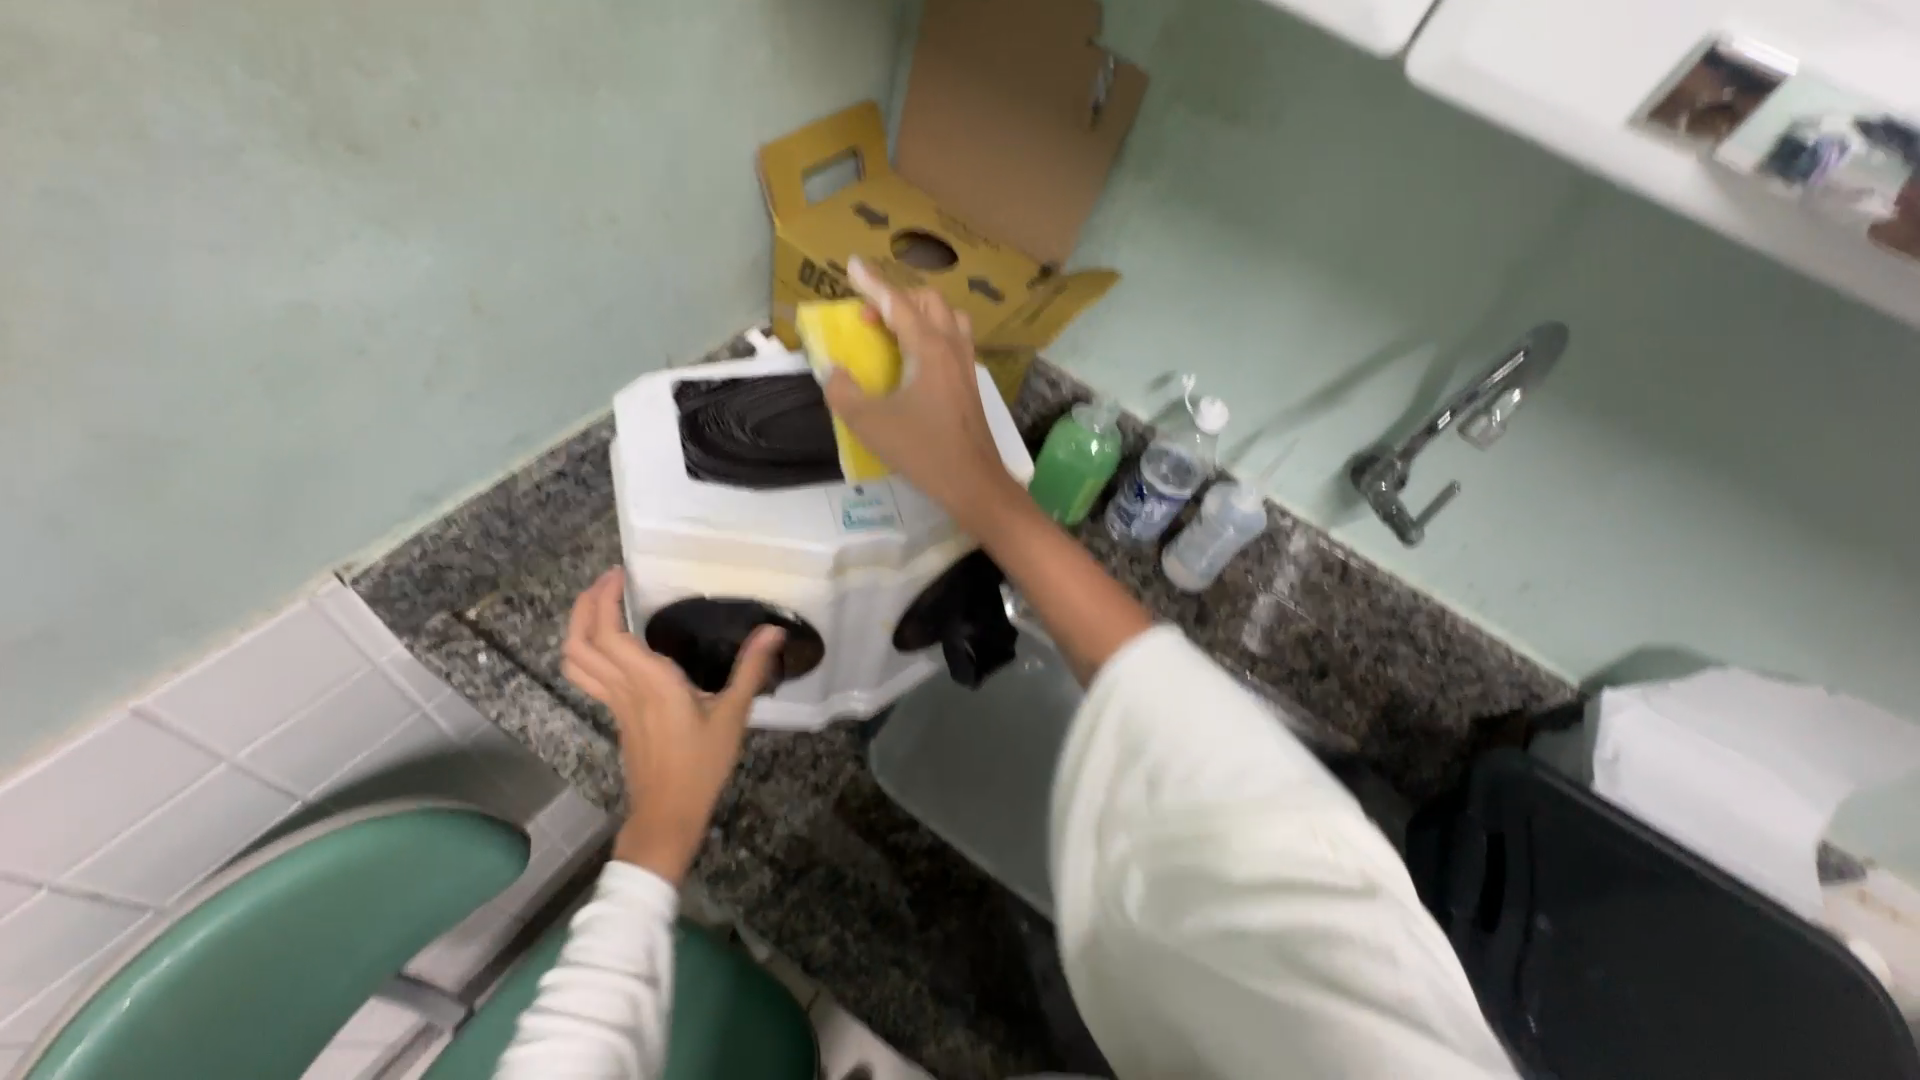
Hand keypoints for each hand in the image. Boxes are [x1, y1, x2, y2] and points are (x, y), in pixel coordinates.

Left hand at [560, 568, 784, 884]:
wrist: (668, 812)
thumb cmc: (702, 764)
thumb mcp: (733, 715)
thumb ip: (750, 670)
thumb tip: (772, 630)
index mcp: (650, 681)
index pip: (608, 632)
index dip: (605, 599)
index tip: (620, 574)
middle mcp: (624, 687)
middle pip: (581, 640)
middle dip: (587, 603)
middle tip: (610, 580)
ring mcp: (613, 702)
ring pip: (574, 658)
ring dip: (578, 625)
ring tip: (599, 604)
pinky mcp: (614, 713)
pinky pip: (585, 674)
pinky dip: (585, 649)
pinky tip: (608, 643)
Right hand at [822, 258, 1020, 527]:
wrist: (974, 483)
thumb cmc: (922, 451)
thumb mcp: (869, 423)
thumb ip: (843, 391)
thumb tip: (832, 372)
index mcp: (929, 348)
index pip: (896, 303)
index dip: (872, 283)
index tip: (853, 264)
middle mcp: (952, 348)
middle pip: (929, 302)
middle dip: (897, 298)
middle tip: (869, 318)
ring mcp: (966, 366)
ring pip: (948, 319)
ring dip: (921, 314)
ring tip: (895, 333)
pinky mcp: (971, 385)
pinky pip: (955, 342)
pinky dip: (934, 335)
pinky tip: (917, 362)